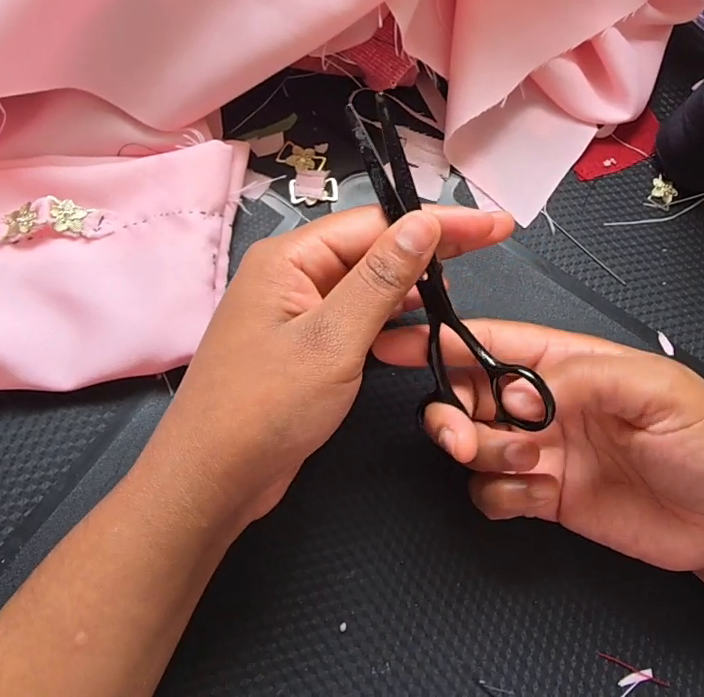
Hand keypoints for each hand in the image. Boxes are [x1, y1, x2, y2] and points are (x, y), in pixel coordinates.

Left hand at [149, 204, 514, 527]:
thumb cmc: (264, 410)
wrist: (210, 483)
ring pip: (369, 279)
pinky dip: (394, 310)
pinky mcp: (307, 342)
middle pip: (374, 245)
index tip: (493, 223)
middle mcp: (293, 274)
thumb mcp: (332, 341)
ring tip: (467, 269)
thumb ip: (382, 279)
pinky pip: (358, 312)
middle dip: (433, 242)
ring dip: (415, 275)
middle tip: (494, 236)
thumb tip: (424, 222)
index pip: (377, 224)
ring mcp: (299, 309)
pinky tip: (424, 311)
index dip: (439, 221)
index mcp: (290, 259)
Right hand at [372, 322, 703, 572]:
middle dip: (450, 409)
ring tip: (523, 462)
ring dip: (477, 453)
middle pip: (468, 393)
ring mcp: (543, 449)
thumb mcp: (656, 388)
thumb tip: (520, 389)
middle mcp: (547, 402)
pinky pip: (493, 492)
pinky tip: (534, 495)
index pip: (492, 342)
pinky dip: (498, 495)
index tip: (399, 340)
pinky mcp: (545, 494)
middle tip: (463, 434)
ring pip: (473, 442)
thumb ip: (584, 378)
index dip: (441, 340)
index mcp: (567, 361)